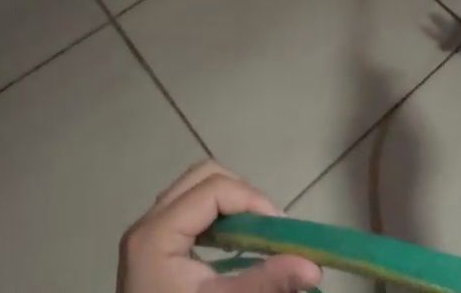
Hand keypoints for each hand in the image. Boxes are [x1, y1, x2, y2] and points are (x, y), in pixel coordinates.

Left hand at [118, 161, 322, 292]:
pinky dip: (215, 214)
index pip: (214, 188)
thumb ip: (265, 282)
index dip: (252, 199)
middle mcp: (147, 223)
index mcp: (156, 234)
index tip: (281, 227)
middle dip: (242, 194)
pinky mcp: (151, 245)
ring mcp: (146, 232)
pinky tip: (231, 243)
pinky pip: (187, 207)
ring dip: (229, 202)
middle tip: (267, 226)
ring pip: (195, 187)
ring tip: (253, 233)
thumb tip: (314, 268)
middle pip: (203, 177)